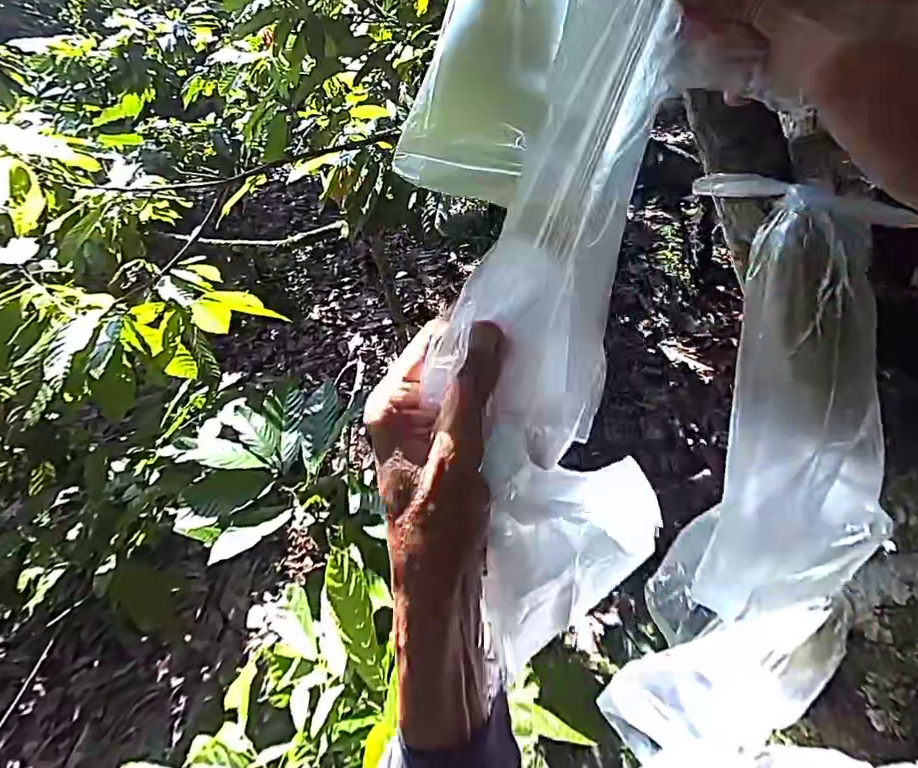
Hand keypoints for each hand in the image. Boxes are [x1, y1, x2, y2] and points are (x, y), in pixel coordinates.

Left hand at [364, 319, 505, 750]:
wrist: (441, 589)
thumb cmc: (440, 526)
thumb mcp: (457, 452)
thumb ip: (472, 389)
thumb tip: (488, 329)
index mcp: (391, 404)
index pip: (432, 343)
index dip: (469, 332)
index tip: (510, 328)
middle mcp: (404, 410)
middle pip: (450, 362)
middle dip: (485, 356)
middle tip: (524, 351)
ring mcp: (425, 428)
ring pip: (466, 385)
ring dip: (494, 380)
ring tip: (526, 374)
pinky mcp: (448, 444)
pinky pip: (473, 408)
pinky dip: (496, 402)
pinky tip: (519, 403)